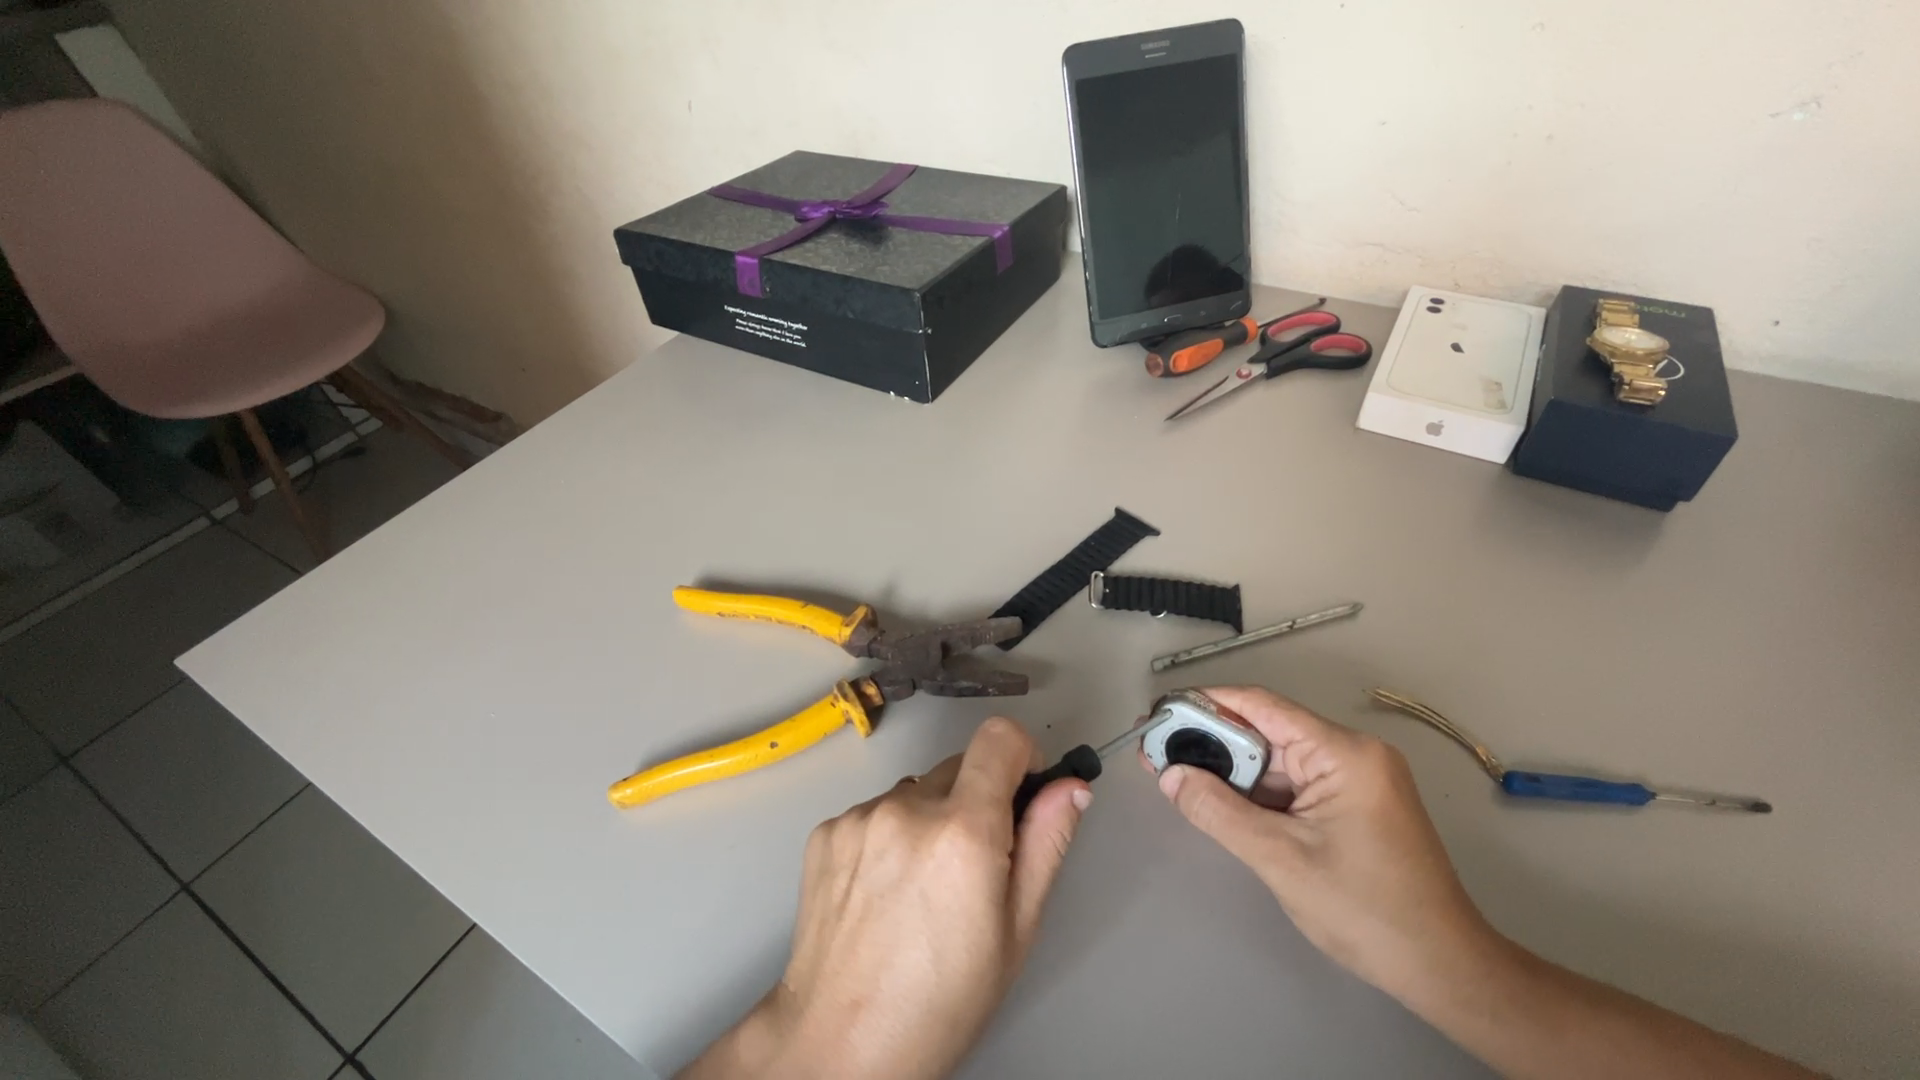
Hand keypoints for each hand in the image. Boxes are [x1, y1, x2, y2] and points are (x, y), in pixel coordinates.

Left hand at [682, 717, 1091, 1079]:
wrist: (839, 1043)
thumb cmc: (943, 1001)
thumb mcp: (1017, 929)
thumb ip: (1047, 843)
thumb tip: (1071, 785)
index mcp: (962, 831)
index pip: (999, 736)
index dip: (1022, 756)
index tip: (1023, 793)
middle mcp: (905, 808)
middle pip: (959, 765)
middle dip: (977, 799)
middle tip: (974, 865)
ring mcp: (858, 817)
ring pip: (916, 790)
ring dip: (930, 818)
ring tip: (921, 888)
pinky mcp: (825, 831)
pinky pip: (875, 811)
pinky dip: (889, 835)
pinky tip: (884, 892)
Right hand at [1148, 686, 1494, 997]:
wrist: (1441, 967)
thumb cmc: (1365, 910)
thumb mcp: (1280, 858)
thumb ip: (1217, 810)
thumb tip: (1168, 775)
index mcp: (1343, 753)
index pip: (1261, 706)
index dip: (1205, 703)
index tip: (1158, 713)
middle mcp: (1351, 753)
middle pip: (1265, 731)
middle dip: (1209, 740)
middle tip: (1155, 750)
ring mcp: (1354, 778)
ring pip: (1275, 759)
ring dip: (1227, 769)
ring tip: (1172, 773)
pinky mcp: (1350, 802)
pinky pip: (1290, 783)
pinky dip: (1252, 791)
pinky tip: (1214, 797)